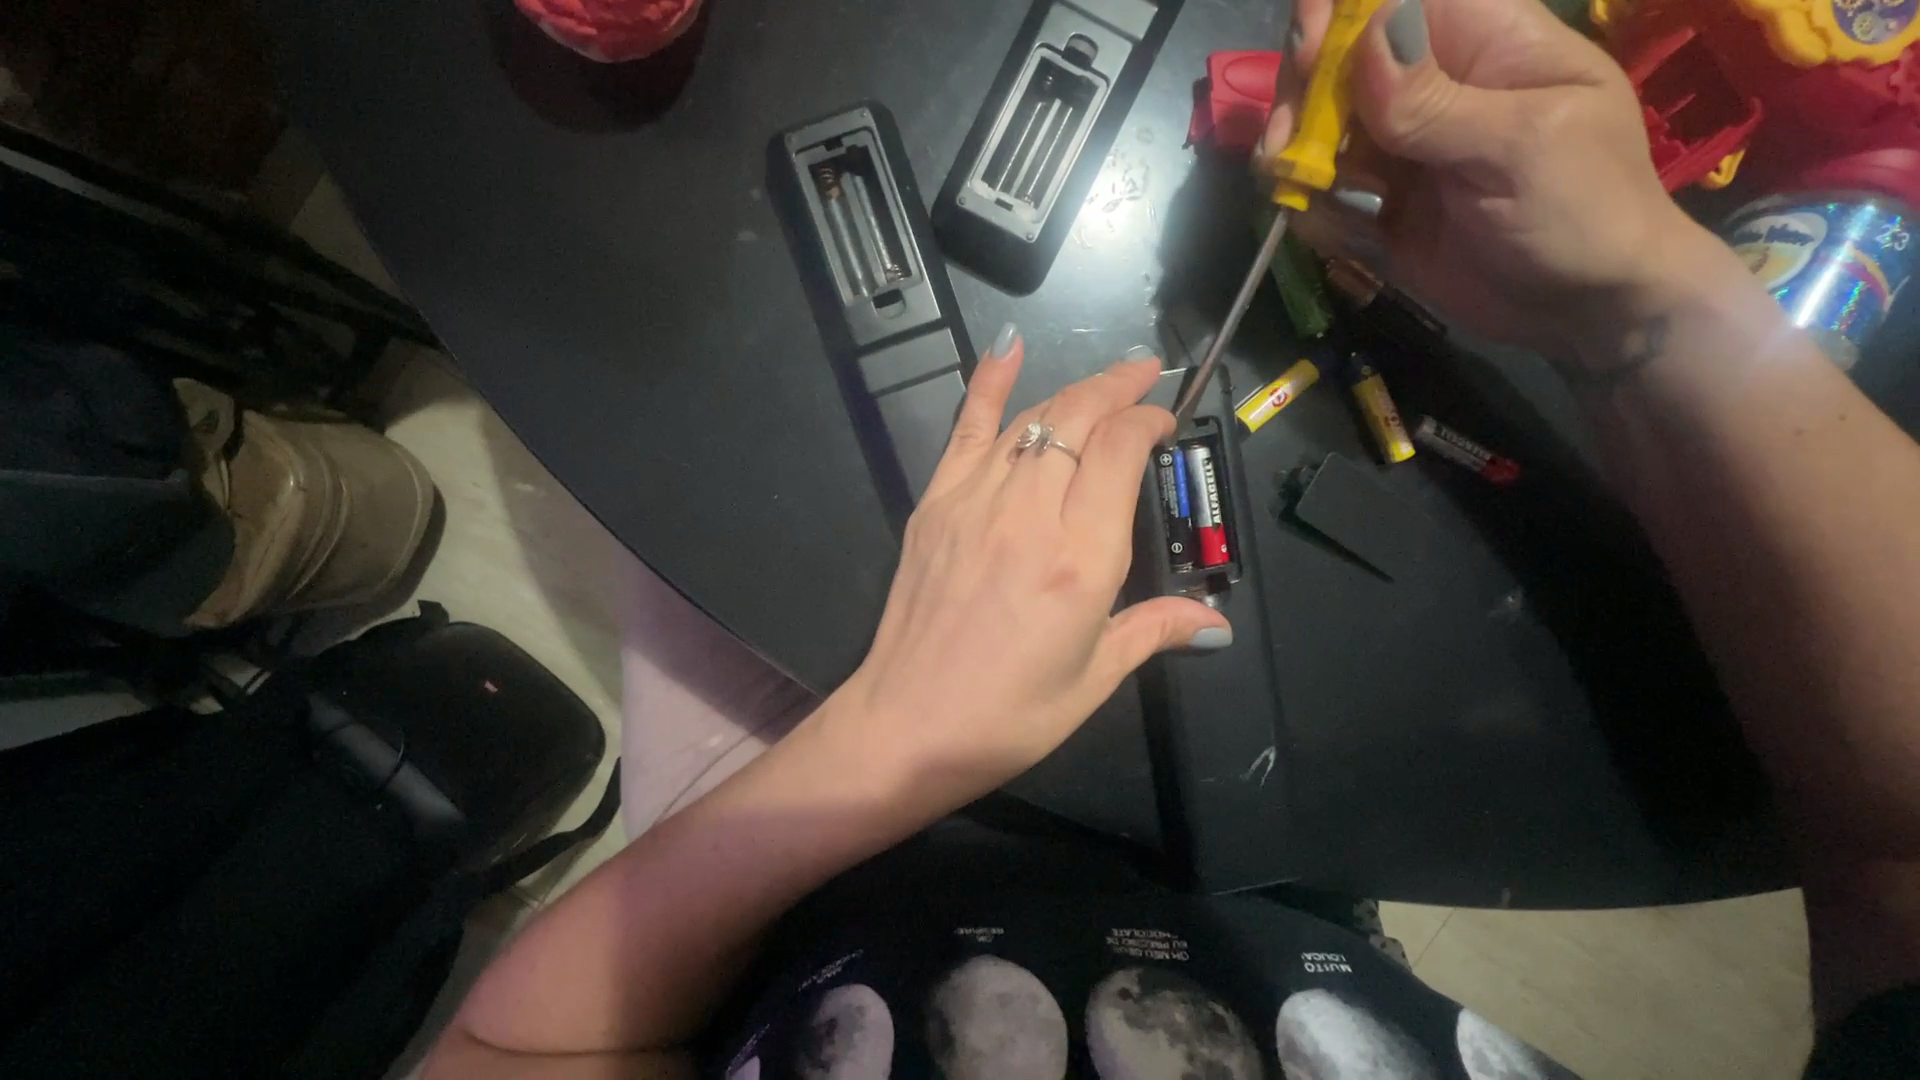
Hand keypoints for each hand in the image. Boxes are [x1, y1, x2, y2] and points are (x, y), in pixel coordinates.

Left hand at [825, 327, 1231, 809]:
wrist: (907, 724)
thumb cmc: (1009, 715)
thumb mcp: (1093, 680)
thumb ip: (1153, 631)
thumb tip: (1216, 624)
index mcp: (1080, 560)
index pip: (1119, 451)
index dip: (1147, 420)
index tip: (1164, 421)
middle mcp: (1029, 516)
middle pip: (1077, 419)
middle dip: (1118, 387)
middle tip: (1145, 375)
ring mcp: (974, 503)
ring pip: (1031, 421)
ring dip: (1072, 392)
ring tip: (1103, 381)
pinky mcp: (935, 505)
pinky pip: (965, 431)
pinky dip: (988, 385)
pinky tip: (1007, 347)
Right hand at [1260, 0, 1726, 364]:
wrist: (1583, 306)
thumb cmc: (1583, 209)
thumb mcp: (1521, 147)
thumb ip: (1438, 103)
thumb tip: (1370, 40)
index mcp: (1481, 45)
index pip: (1396, 1)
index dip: (1341, 13)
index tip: (1307, 53)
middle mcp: (1429, 91)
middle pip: (1337, 66)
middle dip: (1299, 99)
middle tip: (1282, 149)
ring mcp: (1398, 154)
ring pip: (1318, 137)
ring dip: (1294, 163)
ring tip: (1292, 192)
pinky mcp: (1377, 211)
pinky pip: (1324, 202)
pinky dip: (1314, 215)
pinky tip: (1334, 232)